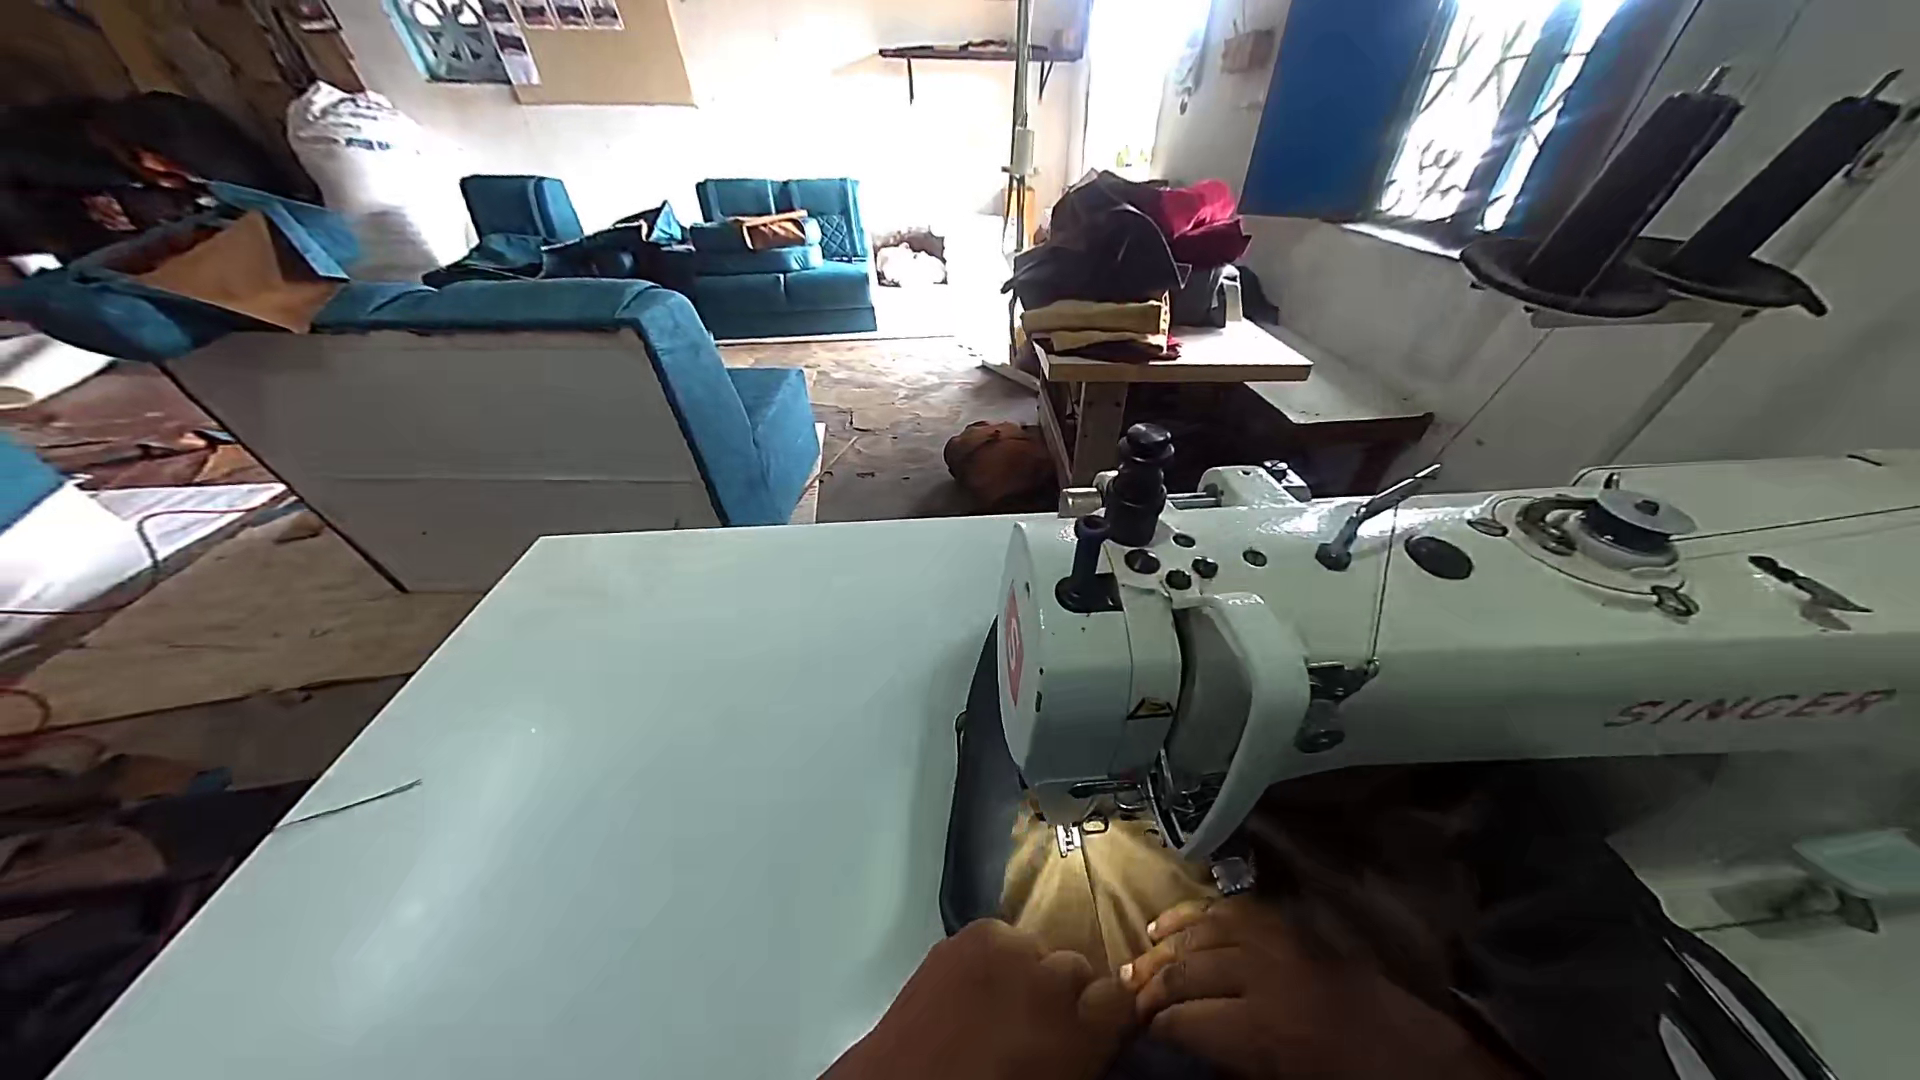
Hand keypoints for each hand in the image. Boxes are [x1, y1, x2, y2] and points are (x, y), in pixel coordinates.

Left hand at [822, 919, 1133, 1079]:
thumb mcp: (1052, 1079)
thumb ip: (1080, 1053)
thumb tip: (1094, 1029)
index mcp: (1076, 1028)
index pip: (1119, 997)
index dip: (1108, 1013)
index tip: (1098, 1025)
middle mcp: (1047, 976)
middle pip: (1076, 967)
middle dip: (1064, 993)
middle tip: (1038, 1024)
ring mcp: (1006, 946)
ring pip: (1035, 948)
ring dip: (1026, 971)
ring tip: (1001, 1004)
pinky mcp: (969, 933)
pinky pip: (997, 937)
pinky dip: (993, 959)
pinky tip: (975, 989)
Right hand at [1122, 898, 1516, 1079]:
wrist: (1415, 1056)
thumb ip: (1231, 1058)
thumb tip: (1181, 1041)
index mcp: (1267, 1030)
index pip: (1188, 1018)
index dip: (1157, 1024)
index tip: (1138, 1027)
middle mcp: (1263, 975)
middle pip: (1188, 970)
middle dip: (1151, 983)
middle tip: (1125, 991)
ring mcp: (1274, 941)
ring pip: (1201, 932)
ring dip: (1165, 944)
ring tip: (1139, 954)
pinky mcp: (1284, 924)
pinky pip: (1227, 909)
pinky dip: (1194, 913)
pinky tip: (1171, 923)